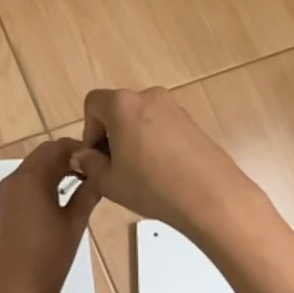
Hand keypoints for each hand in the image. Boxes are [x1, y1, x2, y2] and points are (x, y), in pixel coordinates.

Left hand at [0, 139, 100, 292]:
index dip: (80, 149)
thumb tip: (99, 175)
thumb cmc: (49, 258)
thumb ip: (87, 193)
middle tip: (92, 170)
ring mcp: (4, 196)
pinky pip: (23, 185)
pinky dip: (42, 183)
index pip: (57, 148)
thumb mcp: (74, 223)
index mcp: (31, 179)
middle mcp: (13, 181)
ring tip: (81, 184)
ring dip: (54, 170)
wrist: (17, 292)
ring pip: (32, 169)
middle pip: (42, 155)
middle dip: (67, 158)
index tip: (100, 158)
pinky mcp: (2, 210)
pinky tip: (60, 198)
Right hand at [70, 87, 266, 240]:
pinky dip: (154, 143)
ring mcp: (174, 107)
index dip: (88, 131)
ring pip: (141, 119)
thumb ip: (89, 164)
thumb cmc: (151, 186)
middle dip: (110, 135)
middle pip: (118, 110)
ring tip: (140, 173)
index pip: (92, 104)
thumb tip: (82, 156)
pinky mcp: (193, 122)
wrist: (211, 196)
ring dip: (132, 140)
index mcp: (122, 105)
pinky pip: (162, 127)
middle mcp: (148, 97)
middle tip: (115, 168)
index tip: (96, 158)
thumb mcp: (109, 181)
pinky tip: (162, 172)